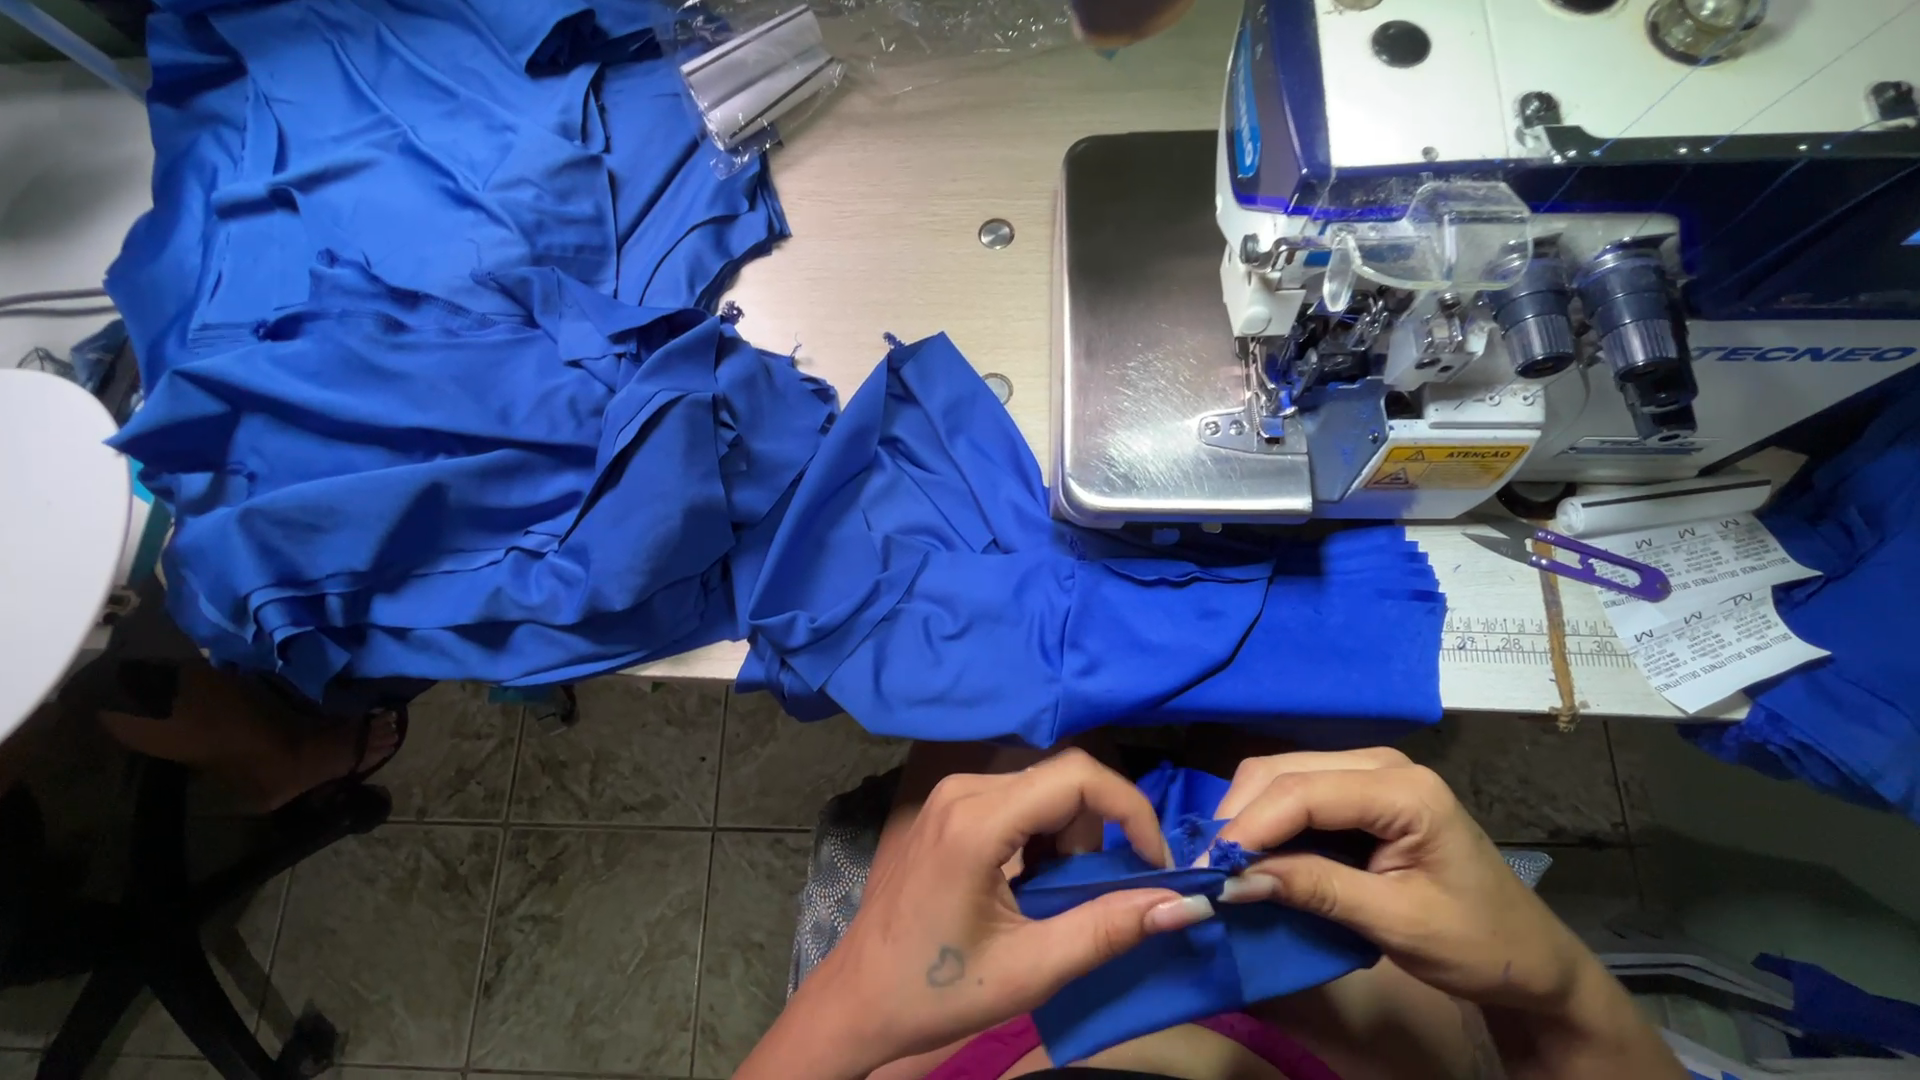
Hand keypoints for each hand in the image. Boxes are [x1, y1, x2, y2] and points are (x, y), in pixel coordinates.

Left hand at [785, 749, 1214, 1073]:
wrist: (860, 995)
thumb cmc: (938, 990)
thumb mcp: (1032, 969)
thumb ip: (1108, 928)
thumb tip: (1182, 902)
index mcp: (976, 820)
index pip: (1078, 778)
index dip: (1132, 812)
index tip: (1156, 865)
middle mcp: (963, 788)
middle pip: (1063, 780)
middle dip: (1096, 834)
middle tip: (1089, 896)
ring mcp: (952, 792)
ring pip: (1044, 787)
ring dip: (1069, 837)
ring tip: (1049, 899)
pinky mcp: (949, 803)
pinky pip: (1018, 797)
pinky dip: (1042, 834)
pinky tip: (1024, 884)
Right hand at [1209, 748, 1598, 1013]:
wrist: (1531, 959)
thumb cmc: (1478, 944)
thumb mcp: (1397, 923)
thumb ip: (1316, 890)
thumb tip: (1235, 880)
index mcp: (1404, 790)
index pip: (1301, 792)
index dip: (1248, 827)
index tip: (1208, 870)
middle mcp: (1381, 764)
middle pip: (1282, 773)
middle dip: (1239, 818)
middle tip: (1210, 870)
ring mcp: (1369, 772)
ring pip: (1280, 775)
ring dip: (1247, 817)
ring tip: (1228, 865)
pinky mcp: (1358, 790)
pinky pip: (1294, 790)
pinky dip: (1266, 819)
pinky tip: (1255, 852)